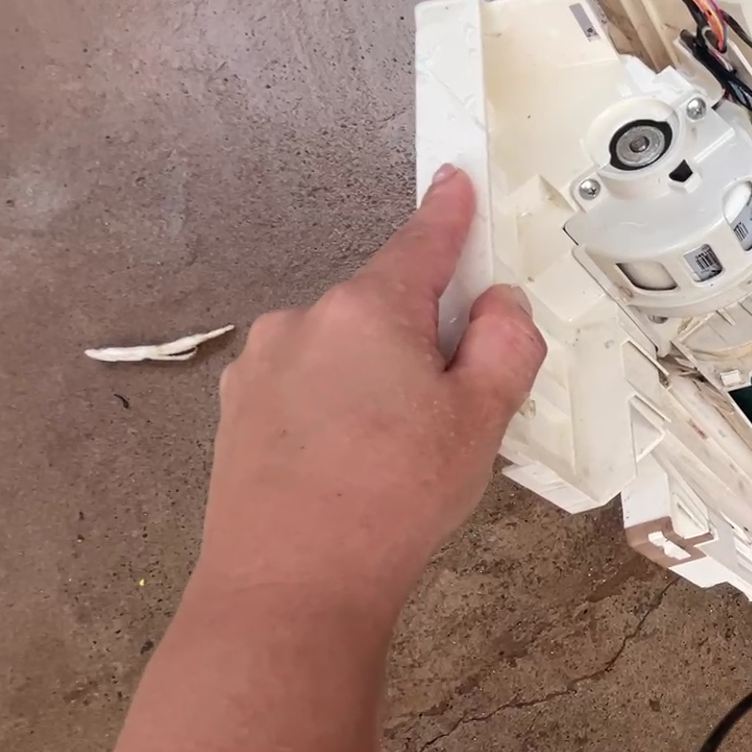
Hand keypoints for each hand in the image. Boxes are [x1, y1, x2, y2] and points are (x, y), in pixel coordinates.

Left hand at [197, 165, 543, 617]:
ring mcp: (264, 363)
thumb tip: (503, 304)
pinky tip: (364, 455)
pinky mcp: (243, 407)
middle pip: (391, 305)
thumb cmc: (404, 487)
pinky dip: (352, 399)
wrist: (297, 574)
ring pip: (353, 348)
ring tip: (412, 443)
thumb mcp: (485, 416)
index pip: (420, 246)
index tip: (454, 177)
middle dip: (434, 333)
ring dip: (392, 371)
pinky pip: (317, 380)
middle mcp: (305, 321)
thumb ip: (509, 346)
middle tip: (466, 401)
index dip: (448, 214)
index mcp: (370, 312)